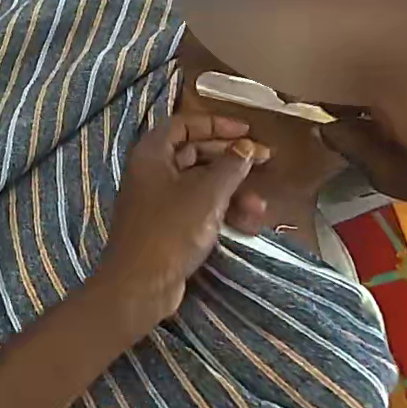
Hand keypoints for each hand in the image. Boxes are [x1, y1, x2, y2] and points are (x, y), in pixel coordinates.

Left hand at [97, 113, 269, 328]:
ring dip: (231, 192)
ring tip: (259, 208)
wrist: (140, 283)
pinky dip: (220, 211)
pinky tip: (246, 225)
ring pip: (199, 184)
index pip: (183, 125)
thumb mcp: (207, 194)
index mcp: (151, 154)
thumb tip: (246, 146)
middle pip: (194, 154)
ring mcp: (156, 199)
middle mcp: (150, 172)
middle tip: (265, 162)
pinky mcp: (164, 225)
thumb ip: (230, 166)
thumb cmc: (171, 229)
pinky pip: (196, 208)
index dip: (216, 124)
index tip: (248, 131)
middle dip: (231, 161)